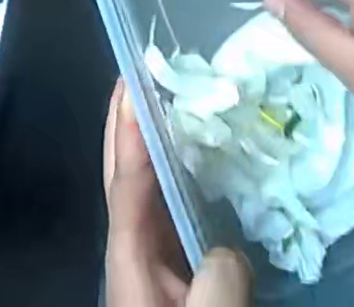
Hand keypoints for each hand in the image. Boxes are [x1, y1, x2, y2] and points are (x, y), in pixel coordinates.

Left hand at [103, 80, 250, 306]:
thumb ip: (218, 285)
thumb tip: (231, 249)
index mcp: (129, 251)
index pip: (125, 179)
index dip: (129, 129)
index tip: (133, 80)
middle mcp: (132, 240)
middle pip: (122, 165)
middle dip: (125, 116)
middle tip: (140, 67)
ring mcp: (150, 249)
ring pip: (144, 178)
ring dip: (149, 134)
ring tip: (167, 92)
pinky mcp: (172, 262)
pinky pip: (169, 201)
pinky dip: (174, 166)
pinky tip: (197, 151)